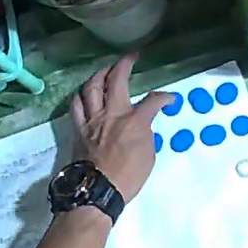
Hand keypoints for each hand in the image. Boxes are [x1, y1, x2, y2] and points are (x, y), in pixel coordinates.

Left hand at [69, 54, 175, 203]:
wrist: (98, 190)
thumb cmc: (129, 177)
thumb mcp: (149, 154)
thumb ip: (146, 133)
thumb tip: (142, 125)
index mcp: (135, 121)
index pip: (154, 101)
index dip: (165, 98)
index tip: (170, 99)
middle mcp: (112, 114)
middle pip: (116, 80)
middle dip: (125, 63)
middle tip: (131, 57)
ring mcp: (93, 119)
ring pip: (91, 87)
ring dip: (99, 74)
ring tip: (106, 70)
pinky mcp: (79, 128)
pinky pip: (77, 105)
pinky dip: (81, 96)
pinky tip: (85, 93)